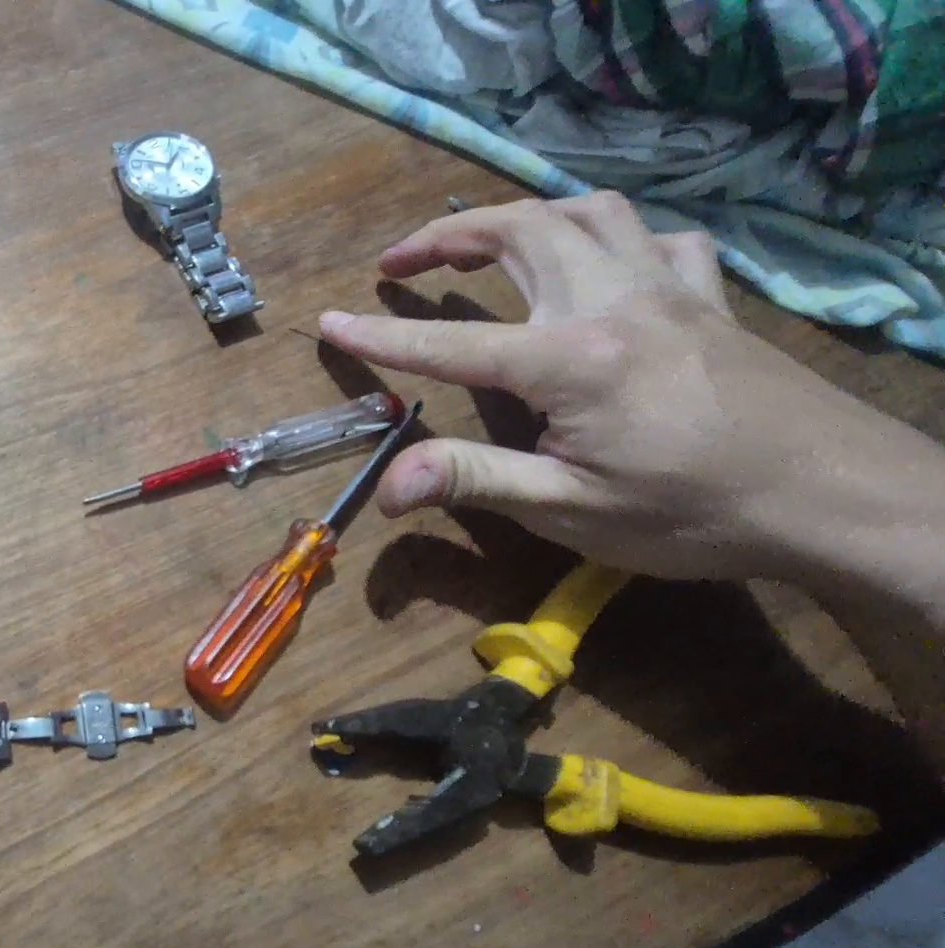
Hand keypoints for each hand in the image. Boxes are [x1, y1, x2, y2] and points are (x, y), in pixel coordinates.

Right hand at [318, 192, 944, 588]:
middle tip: (397, 261)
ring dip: (521, 218)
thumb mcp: (569, 508)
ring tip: (481, 245)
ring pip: (589, 214)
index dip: (380, 335)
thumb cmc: (692, 513)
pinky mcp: (708, 303)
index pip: (449, 343)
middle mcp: (613, 303)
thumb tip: (386, 489)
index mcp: (570, 358)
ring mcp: (668, 292)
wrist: (839, 500)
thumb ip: (473, 480)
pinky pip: (656, 240)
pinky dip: (610, 237)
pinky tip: (596, 266)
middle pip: (522, 233)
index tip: (327, 320)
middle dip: (447, 237)